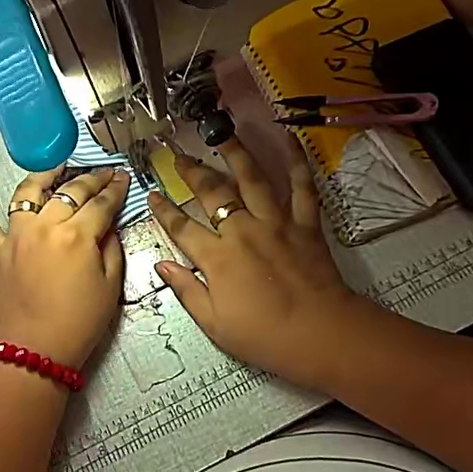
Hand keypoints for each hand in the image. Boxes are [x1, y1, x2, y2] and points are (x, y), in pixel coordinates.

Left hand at [0, 167, 130, 370]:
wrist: (36, 352)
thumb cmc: (79, 324)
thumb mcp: (111, 286)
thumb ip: (112, 249)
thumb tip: (109, 227)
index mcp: (77, 236)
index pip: (102, 203)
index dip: (116, 189)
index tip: (123, 179)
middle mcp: (45, 227)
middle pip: (71, 192)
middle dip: (92, 179)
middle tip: (104, 173)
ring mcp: (16, 236)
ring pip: (28, 193)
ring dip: (46, 175)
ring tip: (58, 166)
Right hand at [147, 138, 383, 388]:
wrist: (319, 334)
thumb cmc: (264, 336)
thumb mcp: (214, 323)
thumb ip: (187, 290)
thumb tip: (162, 265)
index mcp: (218, 257)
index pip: (182, 227)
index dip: (164, 210)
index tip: (153, 194)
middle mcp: (243, 230)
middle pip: (213, 193)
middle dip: (192, 172)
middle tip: (180, 157)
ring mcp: (276, 223)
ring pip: (253, 179)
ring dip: (235, 154)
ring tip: (223, 135)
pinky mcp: (306, 223)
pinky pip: (302, 186)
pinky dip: (297, 161)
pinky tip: (290, 138)